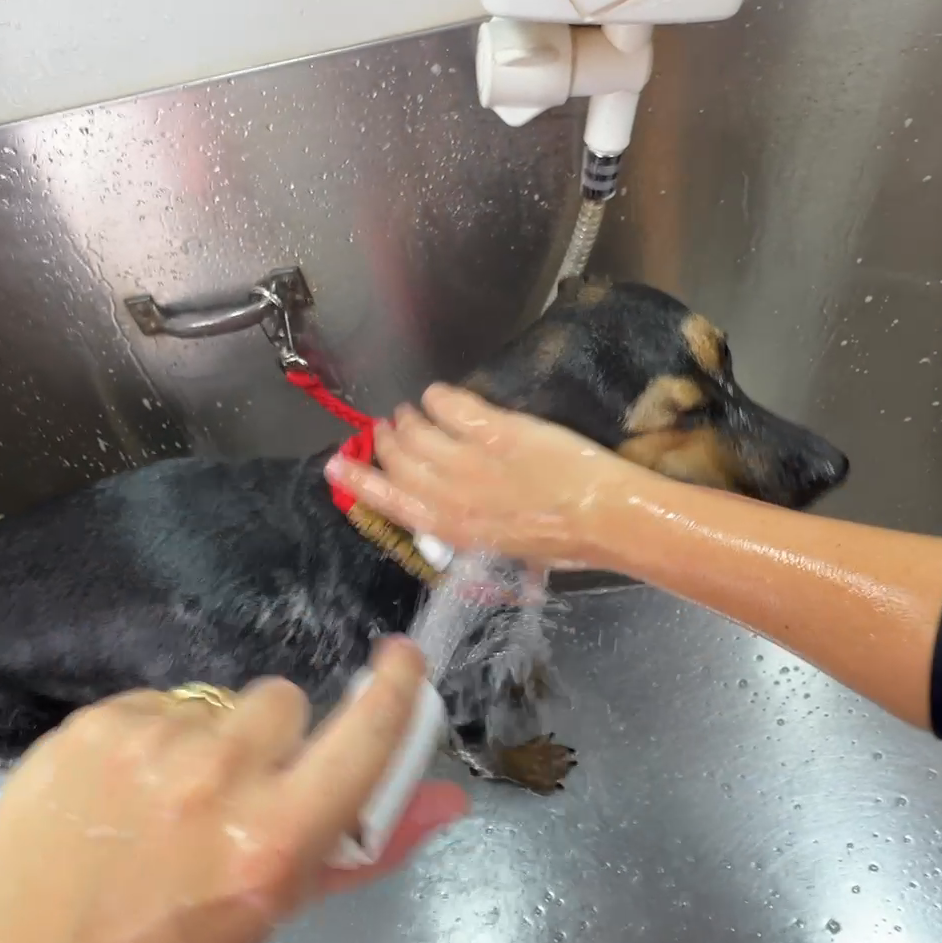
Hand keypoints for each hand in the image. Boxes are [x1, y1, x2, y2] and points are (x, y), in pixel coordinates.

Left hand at [0, 640, 467, 942]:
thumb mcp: (278, 908)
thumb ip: (371, 848)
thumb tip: (451, 797)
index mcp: (271, 838)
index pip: (363, 738)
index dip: (394, 690)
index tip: (403, 655)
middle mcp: (216, 778)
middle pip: (281, 698)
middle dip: (271, 733)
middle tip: (235, 783)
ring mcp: (149, 743)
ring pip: (217, 699)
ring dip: (208, 735)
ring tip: (166, 794)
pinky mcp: (96, 722)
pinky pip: (157, 701)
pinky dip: (151, 734)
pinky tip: (121, 786)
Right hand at [325, 384, 649, 569]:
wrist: (604, 518)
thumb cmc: (560, 542)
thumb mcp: (501, 548)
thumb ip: (466, 527)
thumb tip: (443, 507)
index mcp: (452, 530)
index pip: (390, 502)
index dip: (360, 480)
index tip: (337, 464)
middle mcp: (451, 495)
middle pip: (399, 460)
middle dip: (386, 442)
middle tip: (387, 427)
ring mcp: (472, 461)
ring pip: (419, 431)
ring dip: (409, 418)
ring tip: (411, 410)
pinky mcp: (496, 430)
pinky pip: (452, 406)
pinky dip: (439, 397)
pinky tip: (438, 393)